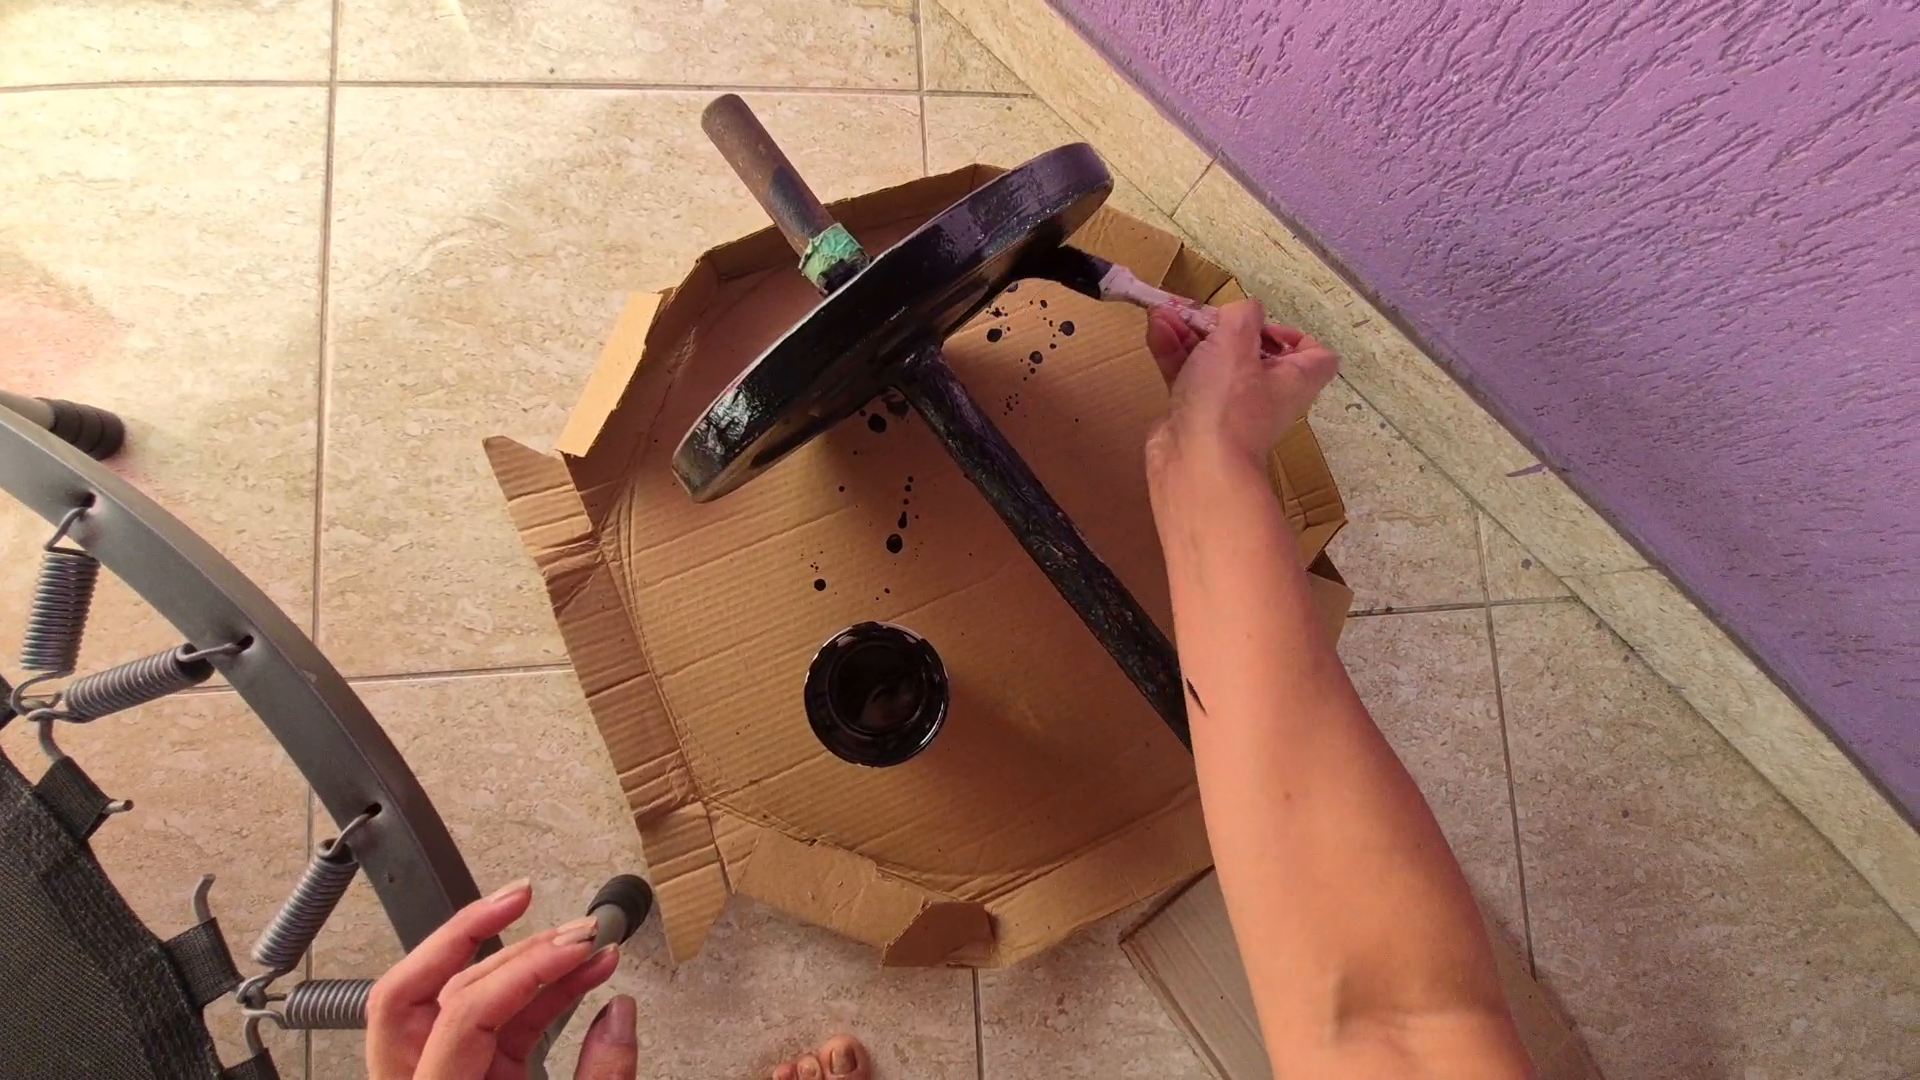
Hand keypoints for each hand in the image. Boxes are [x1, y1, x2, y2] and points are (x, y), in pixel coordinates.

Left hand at [366, 879, 636, 1079]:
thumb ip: (600, 1078)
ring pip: (450, 999)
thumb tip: (618, 1013)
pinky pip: (493, 1021)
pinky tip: (586, 969)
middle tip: (521, 896)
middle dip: (471, 932)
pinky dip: (541, 990)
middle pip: (412, 992)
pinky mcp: (466, 1079)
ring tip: (582, 935)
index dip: (525, 969)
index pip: (462, 1016)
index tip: (577, 944)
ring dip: (522, 958)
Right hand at [1144, 299, 1337, 469]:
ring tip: (1161, 313)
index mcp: (1292, 378)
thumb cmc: (1227, 402)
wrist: (1194, 464)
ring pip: (1211, 360)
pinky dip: (1172, 353)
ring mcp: (1226, 406)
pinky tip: (1154, 330)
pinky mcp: (1193, 415)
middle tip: (1193, 310)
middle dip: (1219, 326)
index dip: (1294, 336)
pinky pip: (1185, 376)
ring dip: (1188, 334)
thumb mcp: (1237, 341)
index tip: (1262, 327)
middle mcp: (1263, 393)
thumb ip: (1241, 314)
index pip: (1314, 356)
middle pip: (1249, 351)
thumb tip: (1241, 313)